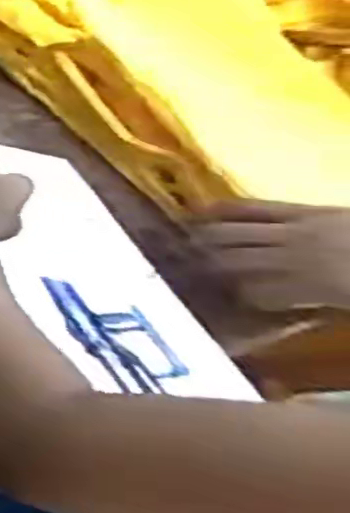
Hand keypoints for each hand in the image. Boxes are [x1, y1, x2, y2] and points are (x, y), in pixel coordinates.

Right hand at [199, 200, 349, 311]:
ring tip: (185, 245)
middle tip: (187, 273)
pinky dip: (222, 210)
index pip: (256, 293)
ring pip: (230, 231)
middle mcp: (297, 255)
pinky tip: (201, 214)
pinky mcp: (307, 210)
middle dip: (208, 267)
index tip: (226, 303)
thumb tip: (291, 306)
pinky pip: (253, 206)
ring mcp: (300, 228)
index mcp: (320, 285)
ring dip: (204, 239)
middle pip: (231, 259)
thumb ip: (329, 302)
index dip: (239, 299)